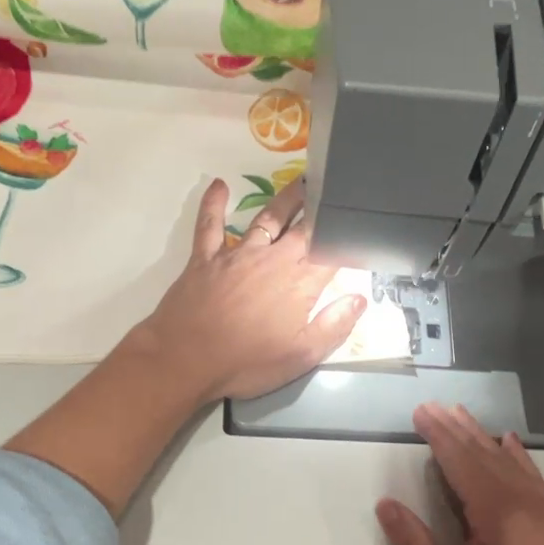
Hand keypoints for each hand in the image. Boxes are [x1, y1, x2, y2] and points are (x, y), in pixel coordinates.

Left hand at [125, 179, 364, 402]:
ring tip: (301, 181)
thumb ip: (333, 326)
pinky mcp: (206, 257)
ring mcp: (238, 255)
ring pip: (267, 218)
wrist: (185, 359)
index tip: (357, 227)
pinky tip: (220, 185)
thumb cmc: (247, 363)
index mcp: (300, 284)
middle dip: (322, 208)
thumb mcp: (301, 356)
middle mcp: (273, 260)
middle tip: (334, 189)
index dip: (346, 239)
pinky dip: (215, 203)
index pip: (331, 253)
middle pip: (304, 227)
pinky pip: (211, 224)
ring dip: (286, 198)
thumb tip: (359, 298)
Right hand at [375, 404, 543, 544]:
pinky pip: (536, 482)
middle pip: (489, 459)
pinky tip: (510, 445)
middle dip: (459, 431)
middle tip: (432, 406)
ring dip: (485, 441)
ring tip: (461, 417)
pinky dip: (518, 460)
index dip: (440, 438)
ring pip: (514, 466)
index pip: (465, 466)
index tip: (420, 412)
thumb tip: (388, 506)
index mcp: (503, 522)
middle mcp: (532, 508)